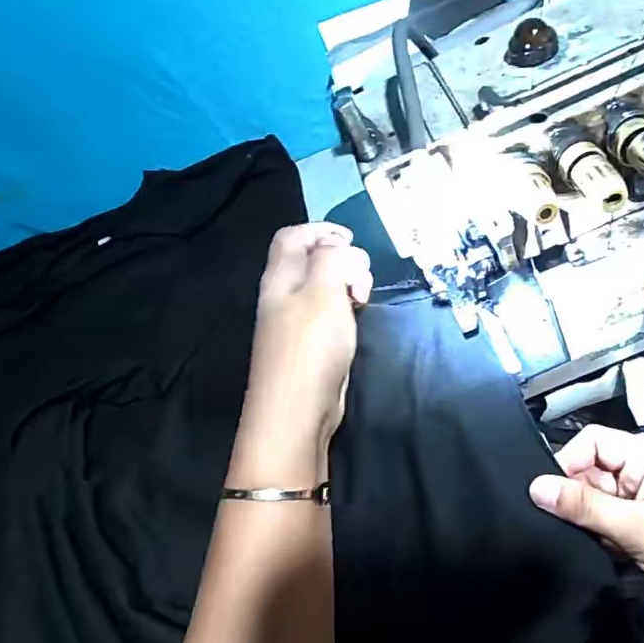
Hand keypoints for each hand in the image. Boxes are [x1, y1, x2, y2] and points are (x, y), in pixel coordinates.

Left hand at [240, 223, 371, 459]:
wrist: (296, 412)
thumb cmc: (310, 347)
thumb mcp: (324, 291)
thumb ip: (334, 259)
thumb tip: (343, 249)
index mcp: (281, 277)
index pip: (293, 236)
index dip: (322, 230)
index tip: (352, 241)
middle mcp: (283, 295)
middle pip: (311, 260)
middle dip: (342, 258)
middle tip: (361, 279)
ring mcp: (295, 322)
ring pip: (322, 287)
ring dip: (347, 284)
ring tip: (362, 299)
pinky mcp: (310, 345)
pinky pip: (328, 312)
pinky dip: (345, 308)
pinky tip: (357, 322)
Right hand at [529, 425, 643, 642]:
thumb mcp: (642, 530)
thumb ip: (586, 507)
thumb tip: (535, 487)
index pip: (595, 442)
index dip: (567, 462)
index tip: (543, 494)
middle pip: (595, 474)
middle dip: (574, 497)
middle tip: (550, 525)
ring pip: (601, 508)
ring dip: (586, 525)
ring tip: (567, 544)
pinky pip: (613, 534)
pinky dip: (600, 545)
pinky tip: (589, 560)